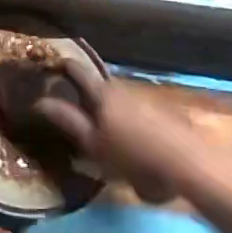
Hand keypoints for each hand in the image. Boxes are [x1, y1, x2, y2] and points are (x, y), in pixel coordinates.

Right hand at [31, 62, 215, 201]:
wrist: (192, 166)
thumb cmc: (134, 157)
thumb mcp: (93, 144)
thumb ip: (67, 120)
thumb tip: (39, 101)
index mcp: (102, 93)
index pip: (76, 70)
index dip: (60, 66)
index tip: (48, 69)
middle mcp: (123, 88)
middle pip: (98, 85)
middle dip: (85, 93)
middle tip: (73, 109)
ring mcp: (147, 98)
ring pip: (119, 98)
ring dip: (109, 108)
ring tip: (102, 129)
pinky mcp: (165, 113)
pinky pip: (137, 109)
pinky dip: (128, 118)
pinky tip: (131, 139)